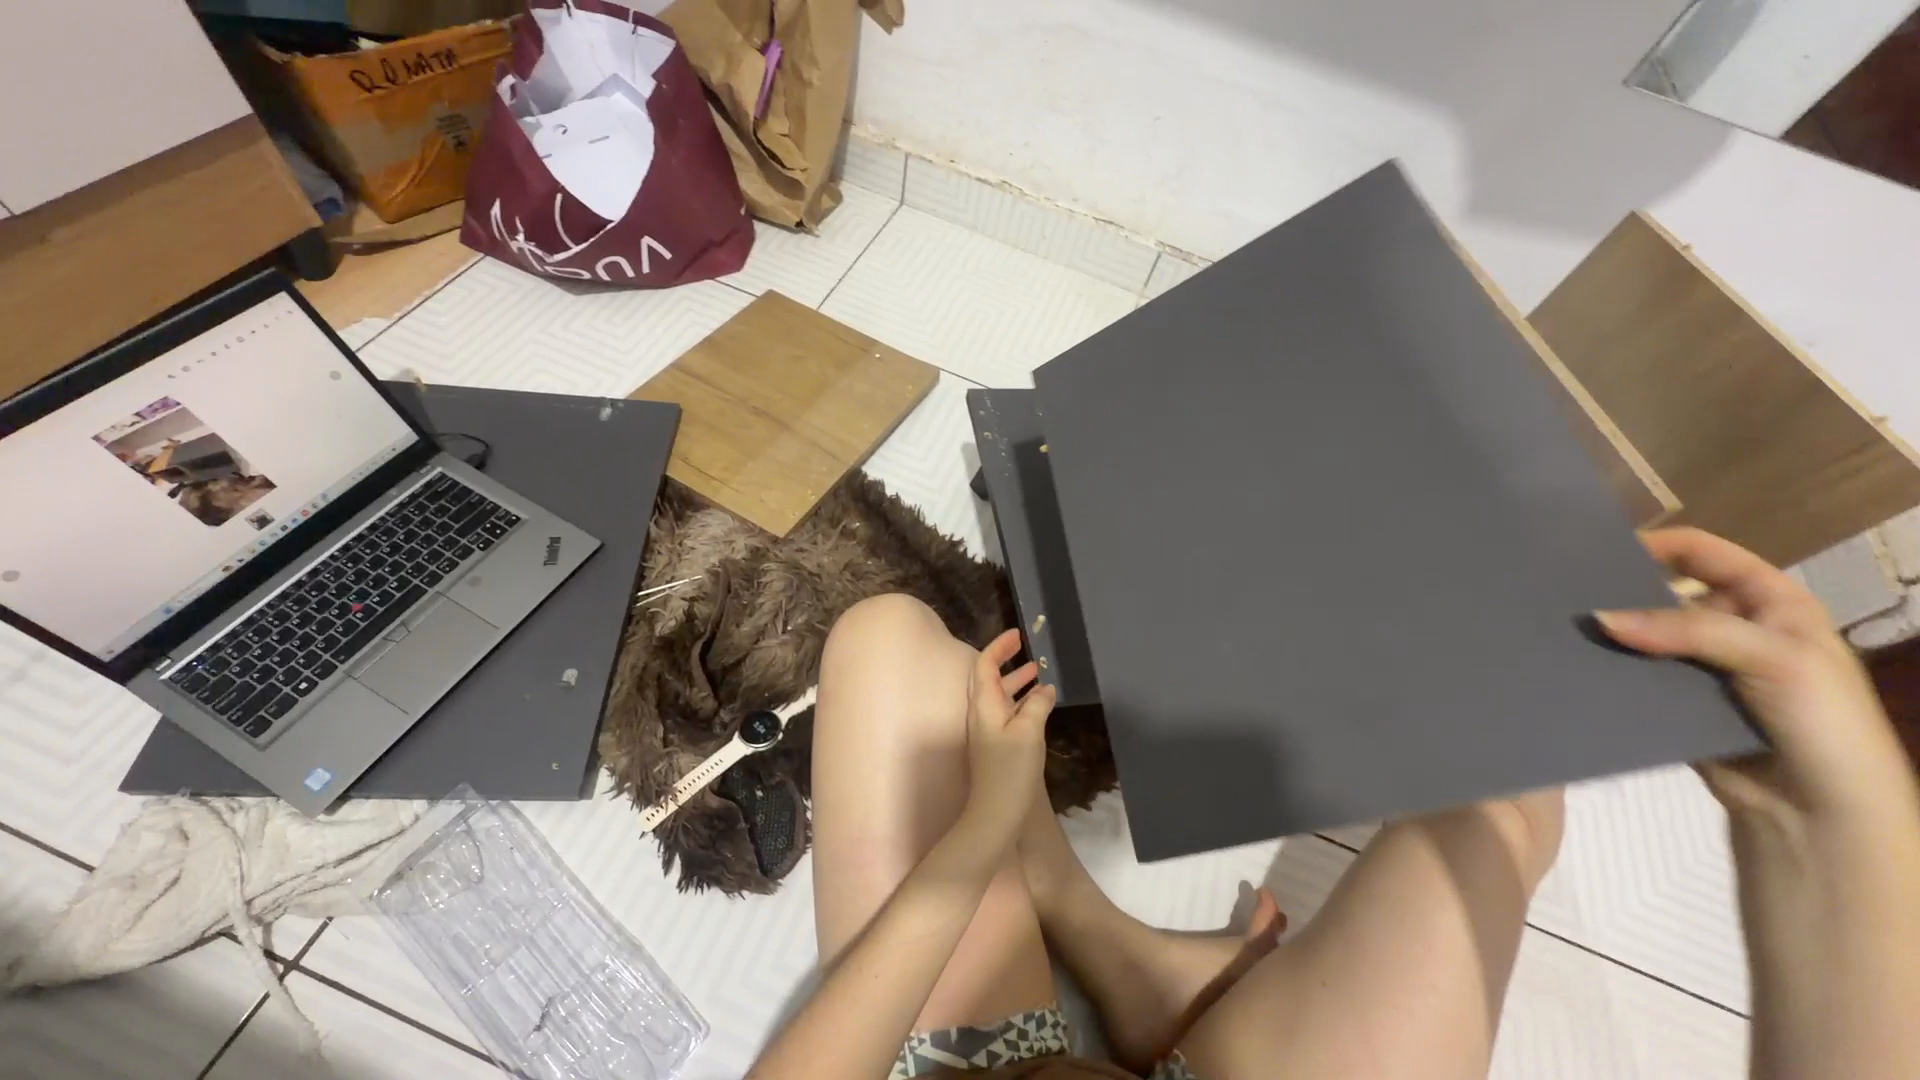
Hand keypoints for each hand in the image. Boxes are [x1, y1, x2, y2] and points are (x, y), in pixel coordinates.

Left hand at [957, 629, 1056, 855]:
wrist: (995, 812)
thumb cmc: (1010, 769)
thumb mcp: (1029, 732)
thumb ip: (1037, 705)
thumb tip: (1044, 689)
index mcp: (983, 704)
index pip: (985, 664)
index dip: (1000, 647)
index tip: (1018, 635)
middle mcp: (980, 713)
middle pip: (988, 677)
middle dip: (1006, 660)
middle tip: (1026, 648)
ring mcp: (986, 730)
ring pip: (999, 696)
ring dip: (1016, 681)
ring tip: (1038, 672)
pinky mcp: (994, 745)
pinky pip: (1005, 712)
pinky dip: (1020, 701)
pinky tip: (1038, 704)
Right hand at [1594, 527, 1919, 831]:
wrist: (1820, 813)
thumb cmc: (1821, 722)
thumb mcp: (1772, 659)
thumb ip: (1688, 630)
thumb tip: (1599, 618)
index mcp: (1771, 601)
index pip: (1703, 553)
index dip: (1656, 545)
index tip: (1598, 555)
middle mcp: (1735, 626)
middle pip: (1664, 592)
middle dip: (1620, 592)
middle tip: (1566, 594)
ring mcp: (1704, 666)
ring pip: (1645, 636)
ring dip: (1612, 635)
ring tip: (1560, 630)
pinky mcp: (1677, 702)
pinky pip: (1635, 676)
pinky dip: (1610, 670)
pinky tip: (1576, 666)